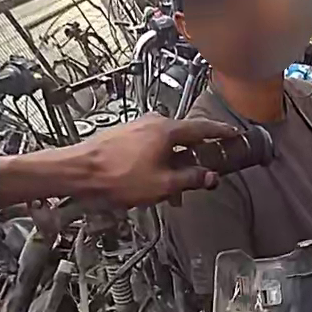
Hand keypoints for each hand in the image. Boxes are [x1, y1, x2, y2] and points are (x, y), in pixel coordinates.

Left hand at [71, 113, 244, 206]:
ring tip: (170, 189)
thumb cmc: (116, 176)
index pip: (203, 127)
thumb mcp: (163, 184)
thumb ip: (190, 179)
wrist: (79, 172)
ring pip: (164, 146)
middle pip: (183, 138)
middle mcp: (153, 122)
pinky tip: (151, 182)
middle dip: (192, 159)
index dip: (221, 132)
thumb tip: (208, 177)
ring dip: (172, 165)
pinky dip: (156, 163)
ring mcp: (137, 127)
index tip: (233, 134)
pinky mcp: (124, 136)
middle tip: (200, 174)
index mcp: (167, 129)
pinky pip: (149, 148)